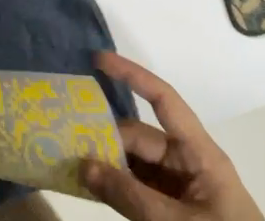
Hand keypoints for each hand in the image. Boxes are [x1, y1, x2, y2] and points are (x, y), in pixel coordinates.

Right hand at [80, 52, 264, 220]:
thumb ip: (130, 196)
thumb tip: (83, 165)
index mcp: (200, 155)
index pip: (164, 101)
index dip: (133, 76)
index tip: (96, 59)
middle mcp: (186, 165)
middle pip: (138, 137)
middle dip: (104, 136)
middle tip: (64, 139)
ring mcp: (177, 192)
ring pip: (132, 164)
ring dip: (104, 163)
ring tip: (64, 160)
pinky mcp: (168, 214)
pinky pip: (134, 190)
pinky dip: (111, 187)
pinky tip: (84, 187)